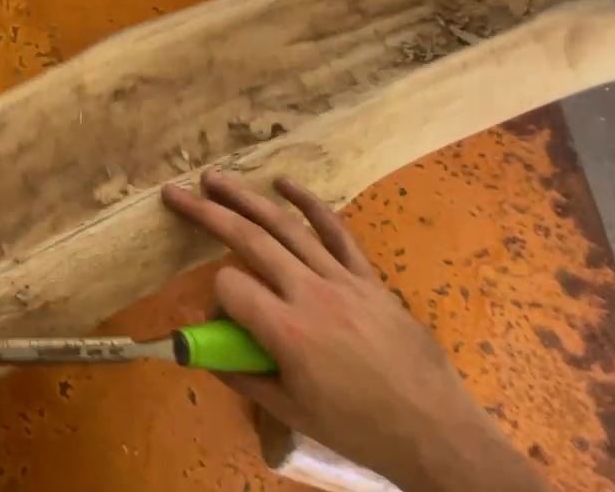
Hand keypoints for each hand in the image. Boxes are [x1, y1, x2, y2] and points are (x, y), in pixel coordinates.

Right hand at [162, 172, 549, 491]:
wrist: (440, 437)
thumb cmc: (359, 429)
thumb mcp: (290, 410)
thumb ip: (241, 374)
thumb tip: (200, 350)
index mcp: (286, 330)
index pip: (229, 287)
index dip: (215, 297)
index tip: (222, 318)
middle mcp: (310, 294)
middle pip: (247, 238)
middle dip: (205, 212)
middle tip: (174, 192)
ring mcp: (343, 282)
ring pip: (285, 226)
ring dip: (244, 197)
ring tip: (213, 178)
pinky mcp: (369, 280)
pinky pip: (337, 233)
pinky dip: (309, 204)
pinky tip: (283, 183)